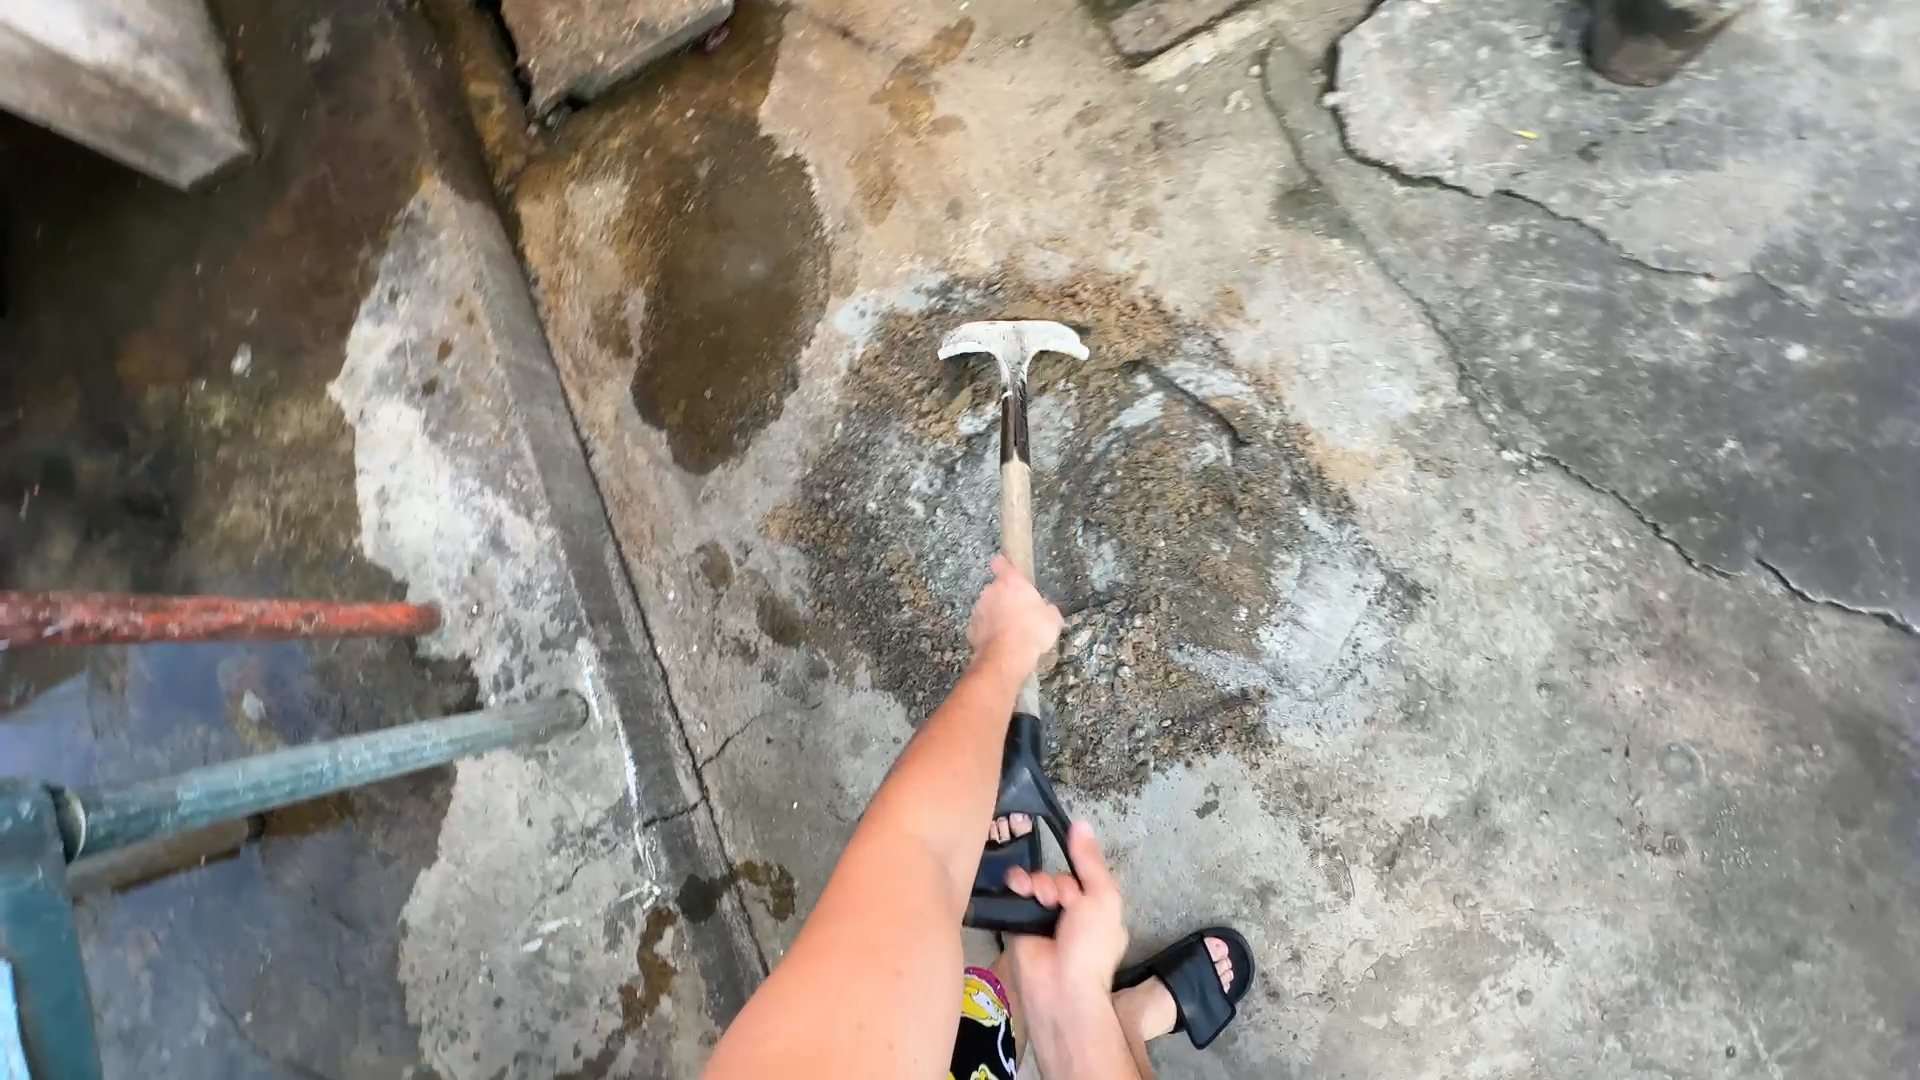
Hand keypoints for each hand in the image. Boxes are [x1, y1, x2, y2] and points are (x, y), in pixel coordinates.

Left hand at [966, 555, 1063, 674]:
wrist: (1009, 654)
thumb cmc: (1033, 630)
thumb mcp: (1053, 619)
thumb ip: (1049, 610)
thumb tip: (1049, 611)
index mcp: (1011, 582)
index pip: (1000, 563)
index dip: (1003, 566)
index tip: (1006, 571)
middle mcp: (991, 591)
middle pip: (995, 589)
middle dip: (1004, 599)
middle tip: (1018, 614)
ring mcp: (979, 609)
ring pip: (987, 608)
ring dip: (995, 616)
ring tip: (1009, 632)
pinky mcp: (971, 628)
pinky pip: (981, 626)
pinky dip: (988, 632)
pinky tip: (1000, 642)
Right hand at [1004, 821, 1128, 1004]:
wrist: (1058, 986)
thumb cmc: (1090, 946)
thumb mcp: (1102, 898)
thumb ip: (1090, 860)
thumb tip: (1081, 823)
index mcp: (1095, 911)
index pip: (1084, 876)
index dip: (1079, 874)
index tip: (1076, 888)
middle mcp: (1070, 914)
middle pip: (1059, 877)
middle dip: (1057, 883)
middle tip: (1057, 900)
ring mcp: (1043, 918)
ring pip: (1037, 881)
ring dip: (1037, 883)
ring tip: (1038, 897)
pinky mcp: (1018, 922)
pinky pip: (1015, 892)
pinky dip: (1016, 884)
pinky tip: (1016, 886)